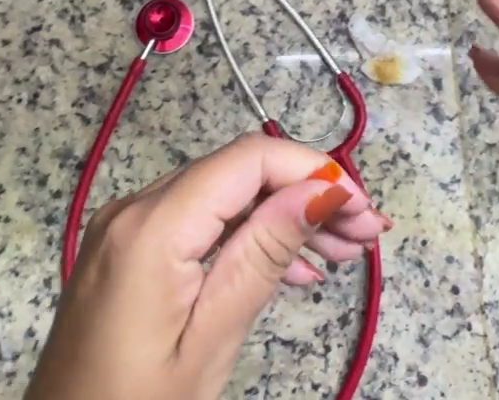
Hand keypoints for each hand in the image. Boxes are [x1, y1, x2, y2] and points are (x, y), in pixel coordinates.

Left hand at [28, 134, 388, 399]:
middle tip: (368, 233)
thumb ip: (263, 254)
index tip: (363, 206)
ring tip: (347, 250)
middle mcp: (137, 206)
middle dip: (309, 193)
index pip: (248, 159)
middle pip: (240, 174)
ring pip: (226, 195)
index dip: (312, 169)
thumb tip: (322, 189)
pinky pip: (202, 222)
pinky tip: (297, 266)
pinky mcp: (130, 247)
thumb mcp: (210, 340)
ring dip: (287, 215)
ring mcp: (129, 224)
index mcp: (152, 225)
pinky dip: (250, 235)